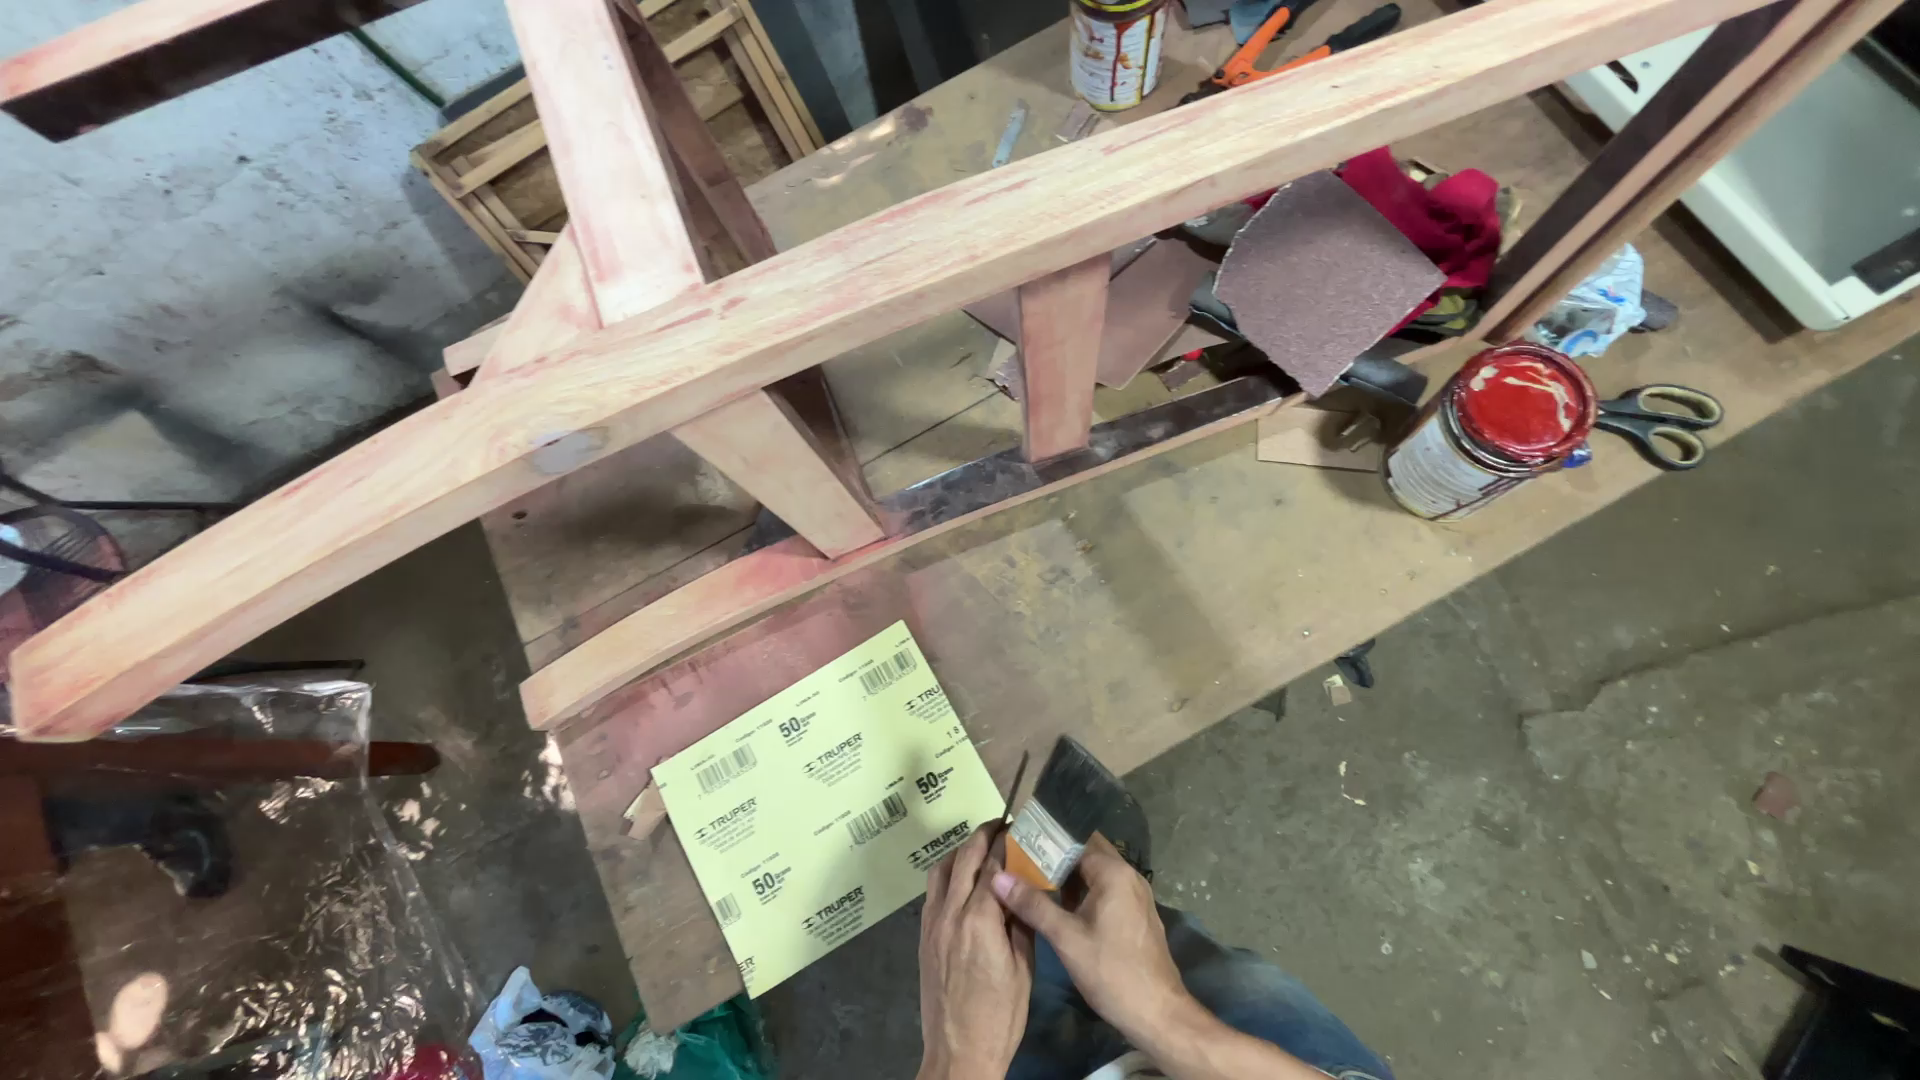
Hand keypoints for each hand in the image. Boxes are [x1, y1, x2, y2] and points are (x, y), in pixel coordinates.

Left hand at [917, 825, 1033, 1079]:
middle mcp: (950, 913)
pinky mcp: (923, 934)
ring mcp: (932, 923)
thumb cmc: (1000, 1016)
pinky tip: (963, 878)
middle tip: (1001, 824)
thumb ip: (1021, 922)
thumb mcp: (1023, 969)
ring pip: (942, 869)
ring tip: (981, 846)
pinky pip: (933, 891)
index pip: (994, 865)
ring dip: (961, 850)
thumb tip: (1023, 888)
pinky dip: (948, 874)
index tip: (1021, 828)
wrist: (959, 1052)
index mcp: (980, 921)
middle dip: (983, 835)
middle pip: (965, 858)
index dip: (1007, 842)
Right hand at [990, 834, 1191, 1040]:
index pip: (1075, 838)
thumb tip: (998, 877)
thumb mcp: (1066, 938)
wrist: (1158, 1014)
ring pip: (1096, 871)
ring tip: (1033, 878)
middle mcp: (1128, 875)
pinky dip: (1083, 890)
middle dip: (1055, 855)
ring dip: (1068, 874)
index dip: (1046, 837)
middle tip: (1021, 858)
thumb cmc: (1111, 972)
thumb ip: (1033, 905)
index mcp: (1113, 872)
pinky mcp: (1136, 913)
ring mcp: (1135, 894)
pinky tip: (1060, 905)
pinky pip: (1105, 888)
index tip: (1018, 839)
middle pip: (1086, 852)